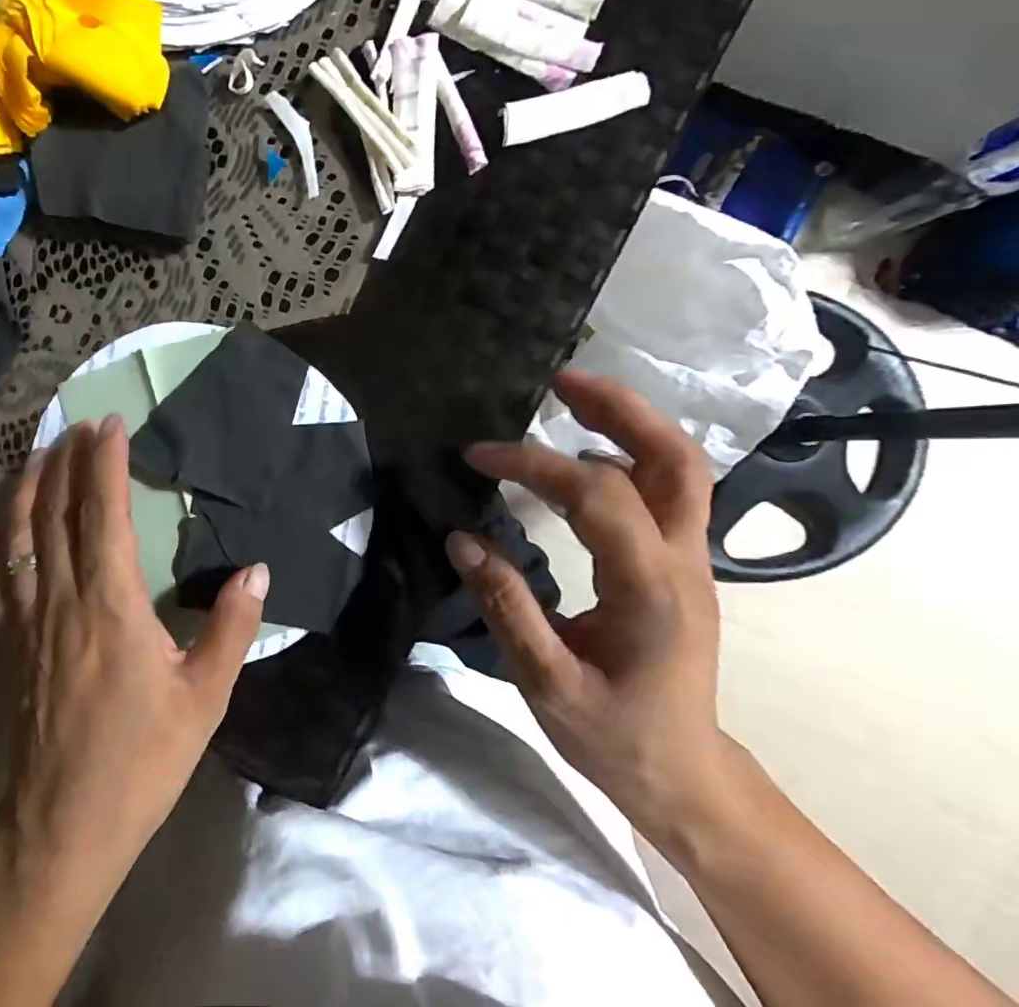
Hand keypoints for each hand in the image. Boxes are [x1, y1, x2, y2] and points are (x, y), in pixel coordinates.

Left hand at [0, 417, 269, 876]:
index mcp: (112, 606)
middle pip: (55, 512)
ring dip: (27, 486)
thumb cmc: (143, 759)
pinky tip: (4, 517)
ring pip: (17, 534)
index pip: (103, 515)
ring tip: (39, 453)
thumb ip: (229, 629)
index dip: (105, 464)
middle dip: (65, 460)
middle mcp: (61, 598)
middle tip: (76, 423)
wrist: (67, 815)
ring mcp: (27, 617)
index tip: (110, 424)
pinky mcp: (9, 638)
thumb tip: (257, 570)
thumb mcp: (204, 699)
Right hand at [446, 370, 733, 844]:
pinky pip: (664, 494)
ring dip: (629, 425)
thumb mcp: (544, 680)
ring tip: (569, 399)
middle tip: (560, 380)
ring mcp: (689, 564)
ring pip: (681, 472)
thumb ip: (507, 606)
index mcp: (653, 590)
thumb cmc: (611, 732)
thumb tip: (462, 540)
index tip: (475, 458)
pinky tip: (580, 457)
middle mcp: (684, 564)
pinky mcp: (676, 569)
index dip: (535, 466)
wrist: (679, 771)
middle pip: (676, 462)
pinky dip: (626, 458)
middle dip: (621, 410)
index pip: (599, 497)